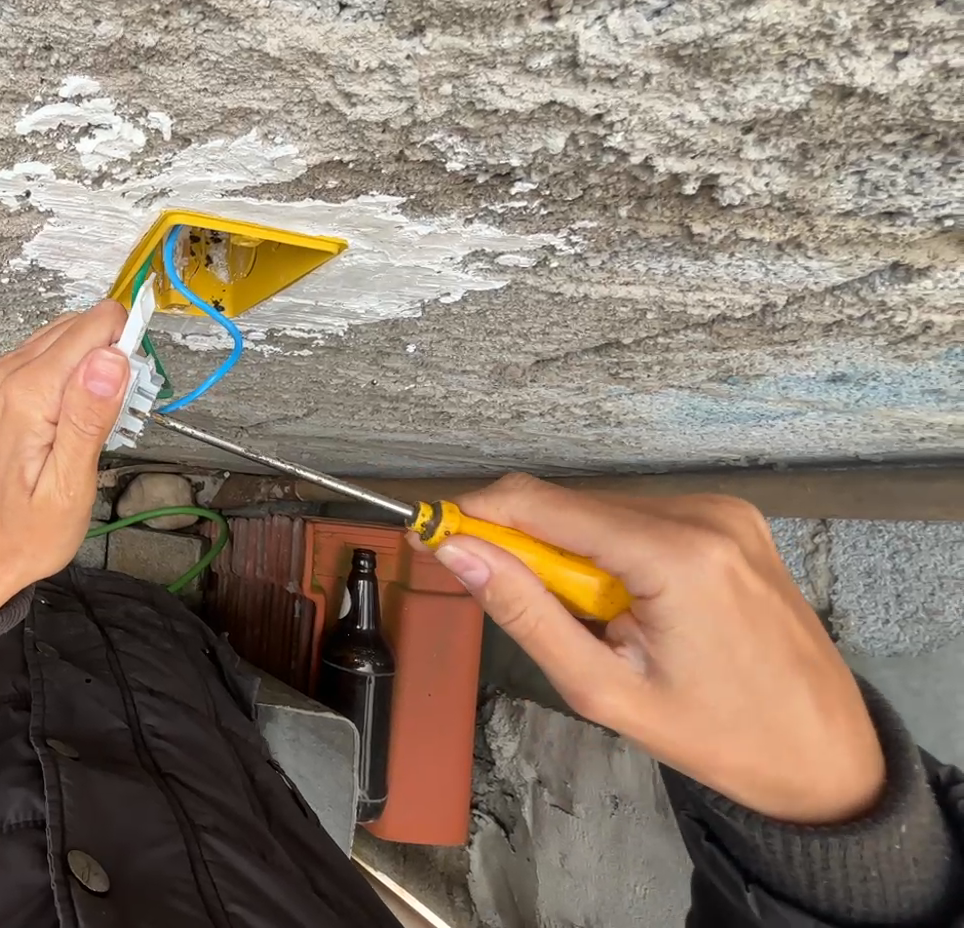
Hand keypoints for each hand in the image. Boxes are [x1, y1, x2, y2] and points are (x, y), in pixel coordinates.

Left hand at [0, 301, 129, 611]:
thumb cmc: (20, 535)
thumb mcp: (68, 488)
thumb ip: (90, 417)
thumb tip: (112, 357)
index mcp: (27, 393)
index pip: (94, 327)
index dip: (126, 352)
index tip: (132, 395)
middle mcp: (7, 375)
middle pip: (80, 327)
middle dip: (111, 360)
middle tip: (115, 419)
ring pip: (65, 338)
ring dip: (93, 368)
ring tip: (95, 425)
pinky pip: (47, 358)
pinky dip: (72, 377)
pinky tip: (75, 419)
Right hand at [432, 475, 883, 824]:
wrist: (832, 760)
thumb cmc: (718, 735)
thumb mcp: (600, 688)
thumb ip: (521, 611)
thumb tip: (454, 549)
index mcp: (677, 555)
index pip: (536, 503)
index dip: (470, 514)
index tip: (430, 538)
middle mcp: (701, 515)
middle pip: (559, 501)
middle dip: (515, 541)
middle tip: (506, 595)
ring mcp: (719, 512)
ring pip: (586, 506)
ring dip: (557, 548)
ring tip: (582, 612)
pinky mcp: (723, 518)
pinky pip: (622, 515)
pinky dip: (594, 547)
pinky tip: (616, 597)